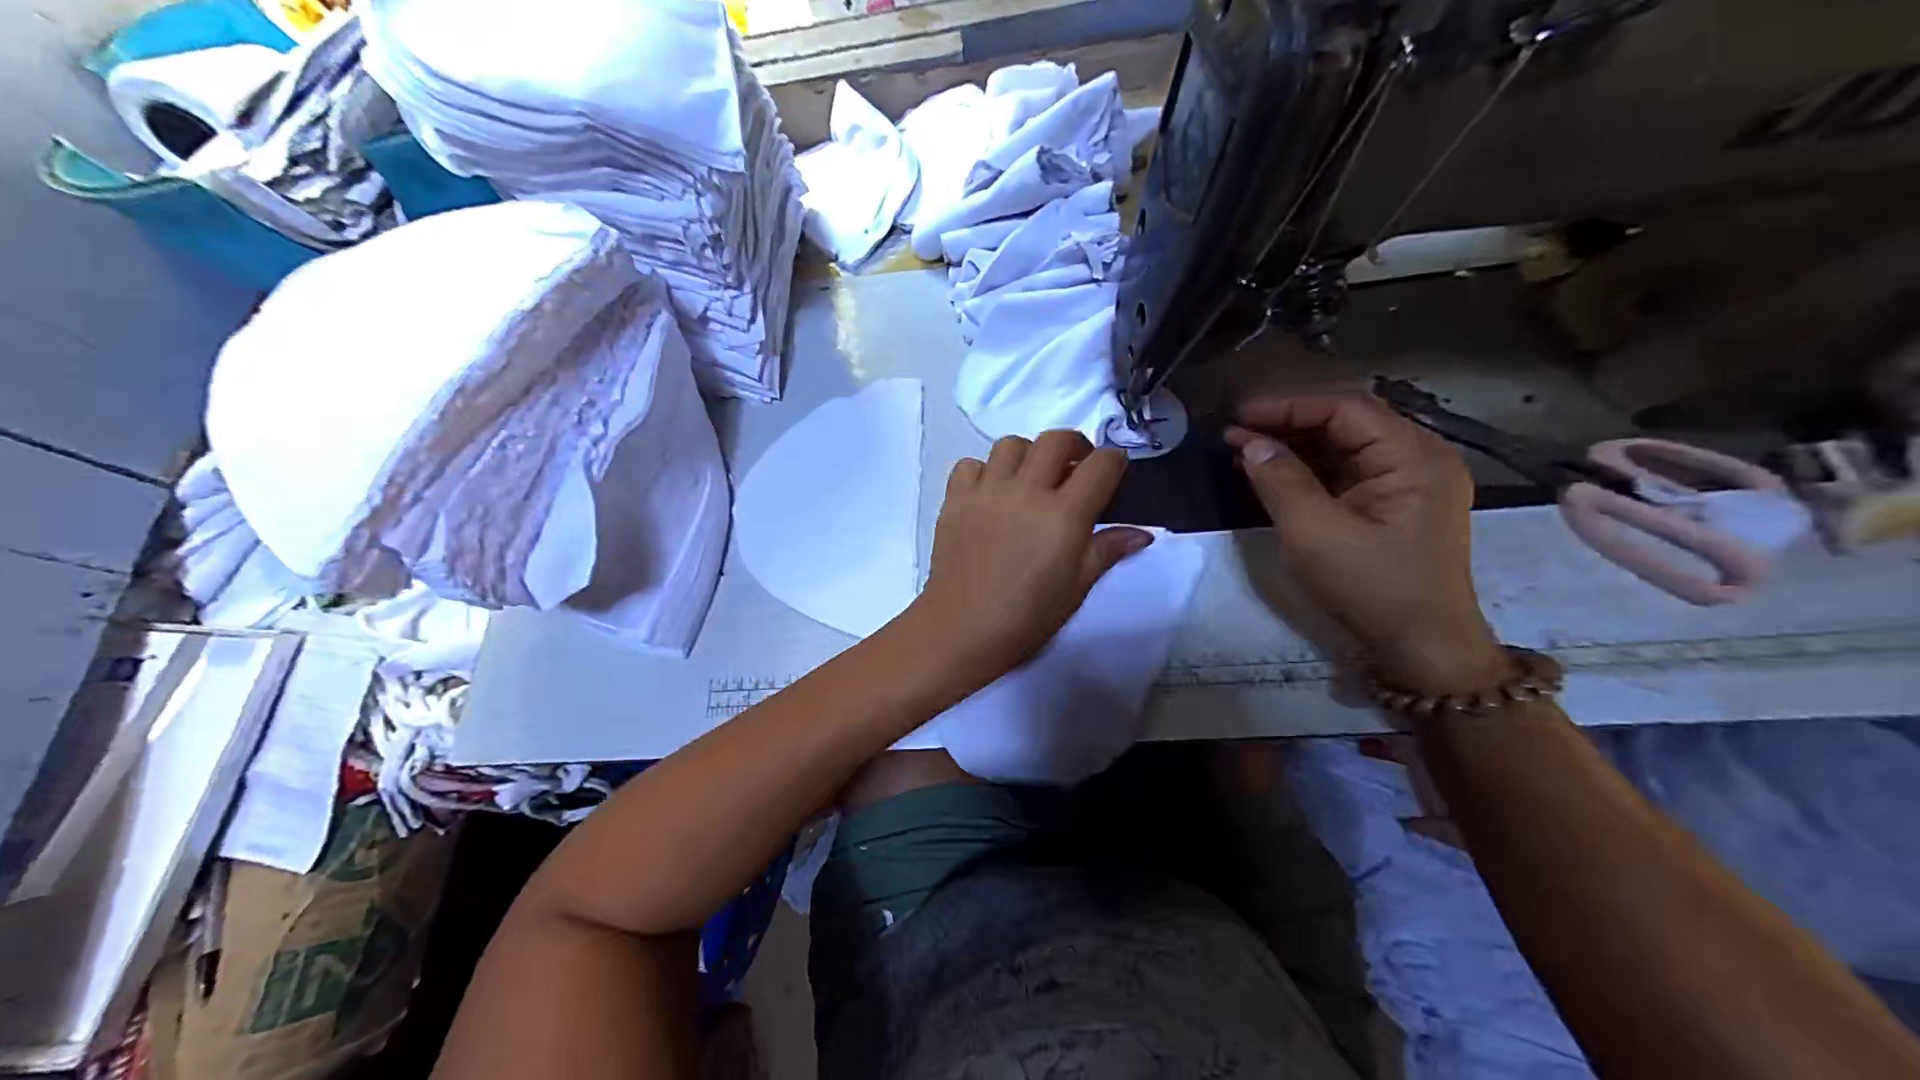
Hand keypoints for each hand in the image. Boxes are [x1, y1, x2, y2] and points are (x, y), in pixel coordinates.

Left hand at [913, 431, 1151, 682]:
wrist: (961, 630)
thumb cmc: (1026, 617)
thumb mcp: (1075, 588)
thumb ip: (1106, 552)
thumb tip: (1141, 534)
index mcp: (1063, 515)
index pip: (1101, 465)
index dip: (1114, 462)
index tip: (1114, 471)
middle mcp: (1025, 492)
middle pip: (1055, 440)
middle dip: (1074, 445)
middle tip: (1076, 466)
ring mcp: (986, 492)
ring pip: (1011, 444)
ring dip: (1029, 453)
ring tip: (1031, 477)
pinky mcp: (955, 500)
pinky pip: (970, 464)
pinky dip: (984, 470)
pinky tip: (991, 492)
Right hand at [1227, 394, 1508, 694]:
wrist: (1422, 646)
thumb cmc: (1372, 587)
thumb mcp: (1314, 533)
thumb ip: (1280, 481)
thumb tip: (1248, 443)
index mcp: (1413, 456)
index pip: (1345, 409)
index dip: (1287, 407)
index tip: (1239, 416)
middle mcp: (1421, 457)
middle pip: (1347, 423)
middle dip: (1289, 425)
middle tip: (1237, 434)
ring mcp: (1412, 482)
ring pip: (1346, 447)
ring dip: (1296, 447)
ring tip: (1246, 452)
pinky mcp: (1399, 504)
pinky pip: (1350, 472)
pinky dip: (1311, 470)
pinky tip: (1275, 475)